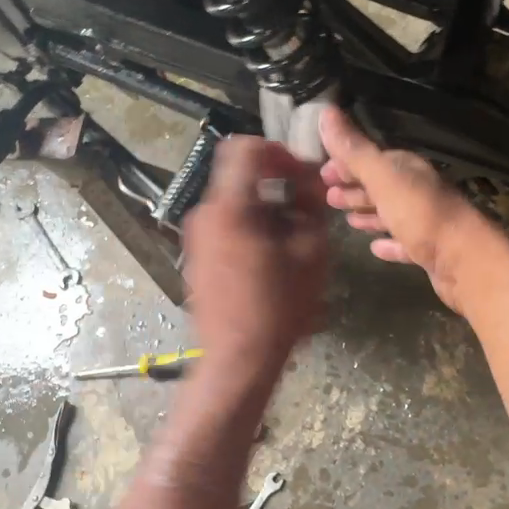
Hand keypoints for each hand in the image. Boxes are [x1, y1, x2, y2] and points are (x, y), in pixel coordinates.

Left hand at [181, 135, 330, 375]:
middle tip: (309, 207)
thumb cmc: (278, 307)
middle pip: (241, 177)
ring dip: (268, 208)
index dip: (279, 151)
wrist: (237, 360)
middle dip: (278, 184)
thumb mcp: (310, 254)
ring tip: (297, 238)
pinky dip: (252, 228)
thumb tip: (309, 181)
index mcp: (229, 207)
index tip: (303, 173)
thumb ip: (311, 207)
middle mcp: (204, 215)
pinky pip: (227, 227)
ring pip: (236, 203)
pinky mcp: (198, 259)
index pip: (246, 148)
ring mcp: (197, 238)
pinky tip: (276, 258)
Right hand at [318, 106, 493, 310]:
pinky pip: (404, 243)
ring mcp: (426, 223)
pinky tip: (375, 248)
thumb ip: (355, 150)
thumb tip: (325, 111)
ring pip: (392, 213)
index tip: (322, 171)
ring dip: (370, 213)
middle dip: (356, 187)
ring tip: (346, 219)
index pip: (375, 158)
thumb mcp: (383, 178)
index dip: (348, 162)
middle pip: (383, 185)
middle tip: (328, 196)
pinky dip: (389, 243)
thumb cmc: (421, 215)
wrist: (465, 261)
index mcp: (409, 170)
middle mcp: (419, 192)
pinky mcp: (429, 252)